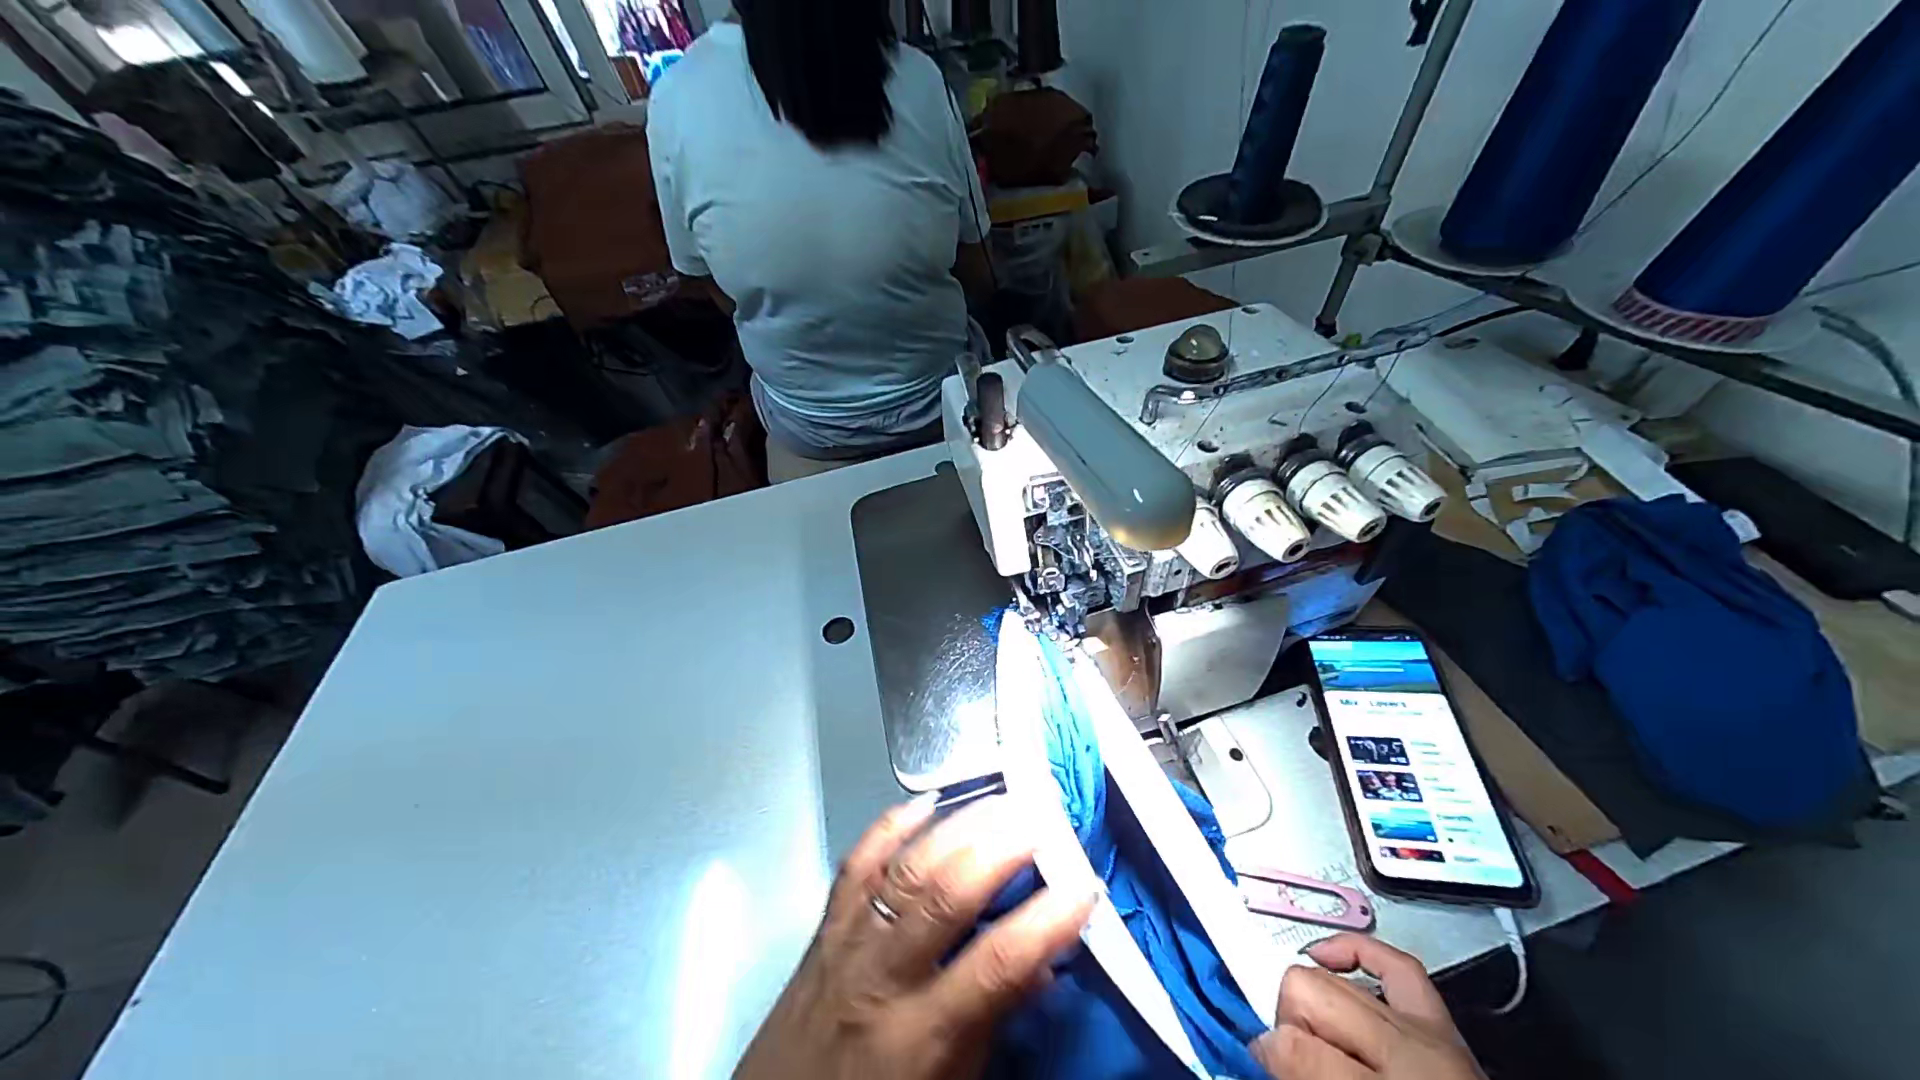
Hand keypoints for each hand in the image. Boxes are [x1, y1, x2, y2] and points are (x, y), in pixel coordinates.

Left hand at [734, 796, 1097, 1079]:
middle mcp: (880, 977)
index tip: (1084, 887)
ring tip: (999, 800)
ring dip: (956, 826)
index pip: (995, 965)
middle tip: (1040, 818)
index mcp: (918, 1036)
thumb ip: (993, 1024)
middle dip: (997, 849)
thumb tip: (1044, 963)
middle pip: (943, 895)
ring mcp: (847, 941)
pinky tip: (926, 802)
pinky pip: (857, 862)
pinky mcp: (825, 924)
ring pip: (904, 868)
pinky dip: (891, 826)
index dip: (1045, 922)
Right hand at [1250, 935, 1485, 1079]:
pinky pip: (1396, 964)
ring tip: (1317, 1041)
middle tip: (1294, 1062)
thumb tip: (1260, 1056)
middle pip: (1308, 990)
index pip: (1293, 1043)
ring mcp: (1431, 1036)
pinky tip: (1327, 960)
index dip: (1265, 1053)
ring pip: (1337, 978)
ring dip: (1312, 1005)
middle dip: (1288, 1023)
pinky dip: (1354, 953)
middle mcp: (1410, 1057)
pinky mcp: (1445, 1028)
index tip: (1261, 1066)